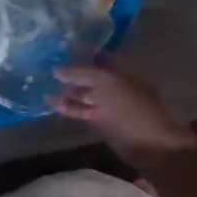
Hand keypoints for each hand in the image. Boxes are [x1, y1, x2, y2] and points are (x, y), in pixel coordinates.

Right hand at [53, 64, 196, 163]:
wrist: (151, 147)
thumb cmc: (132, 110)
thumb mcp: (107, 84)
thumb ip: (82, 73)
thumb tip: (57, 70)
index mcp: (124, 70)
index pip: (100, 55)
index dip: (81, 51)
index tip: (59, 49)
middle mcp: (117, 84)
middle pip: (92, 74)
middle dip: (72, 71)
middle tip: (46, 66)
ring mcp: (111, 104)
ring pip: (86, 93)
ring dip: (68, 90)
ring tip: (44, 87)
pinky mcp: (104, 122)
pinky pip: (85, 110)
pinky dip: (71, 108)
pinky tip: (54, 105)